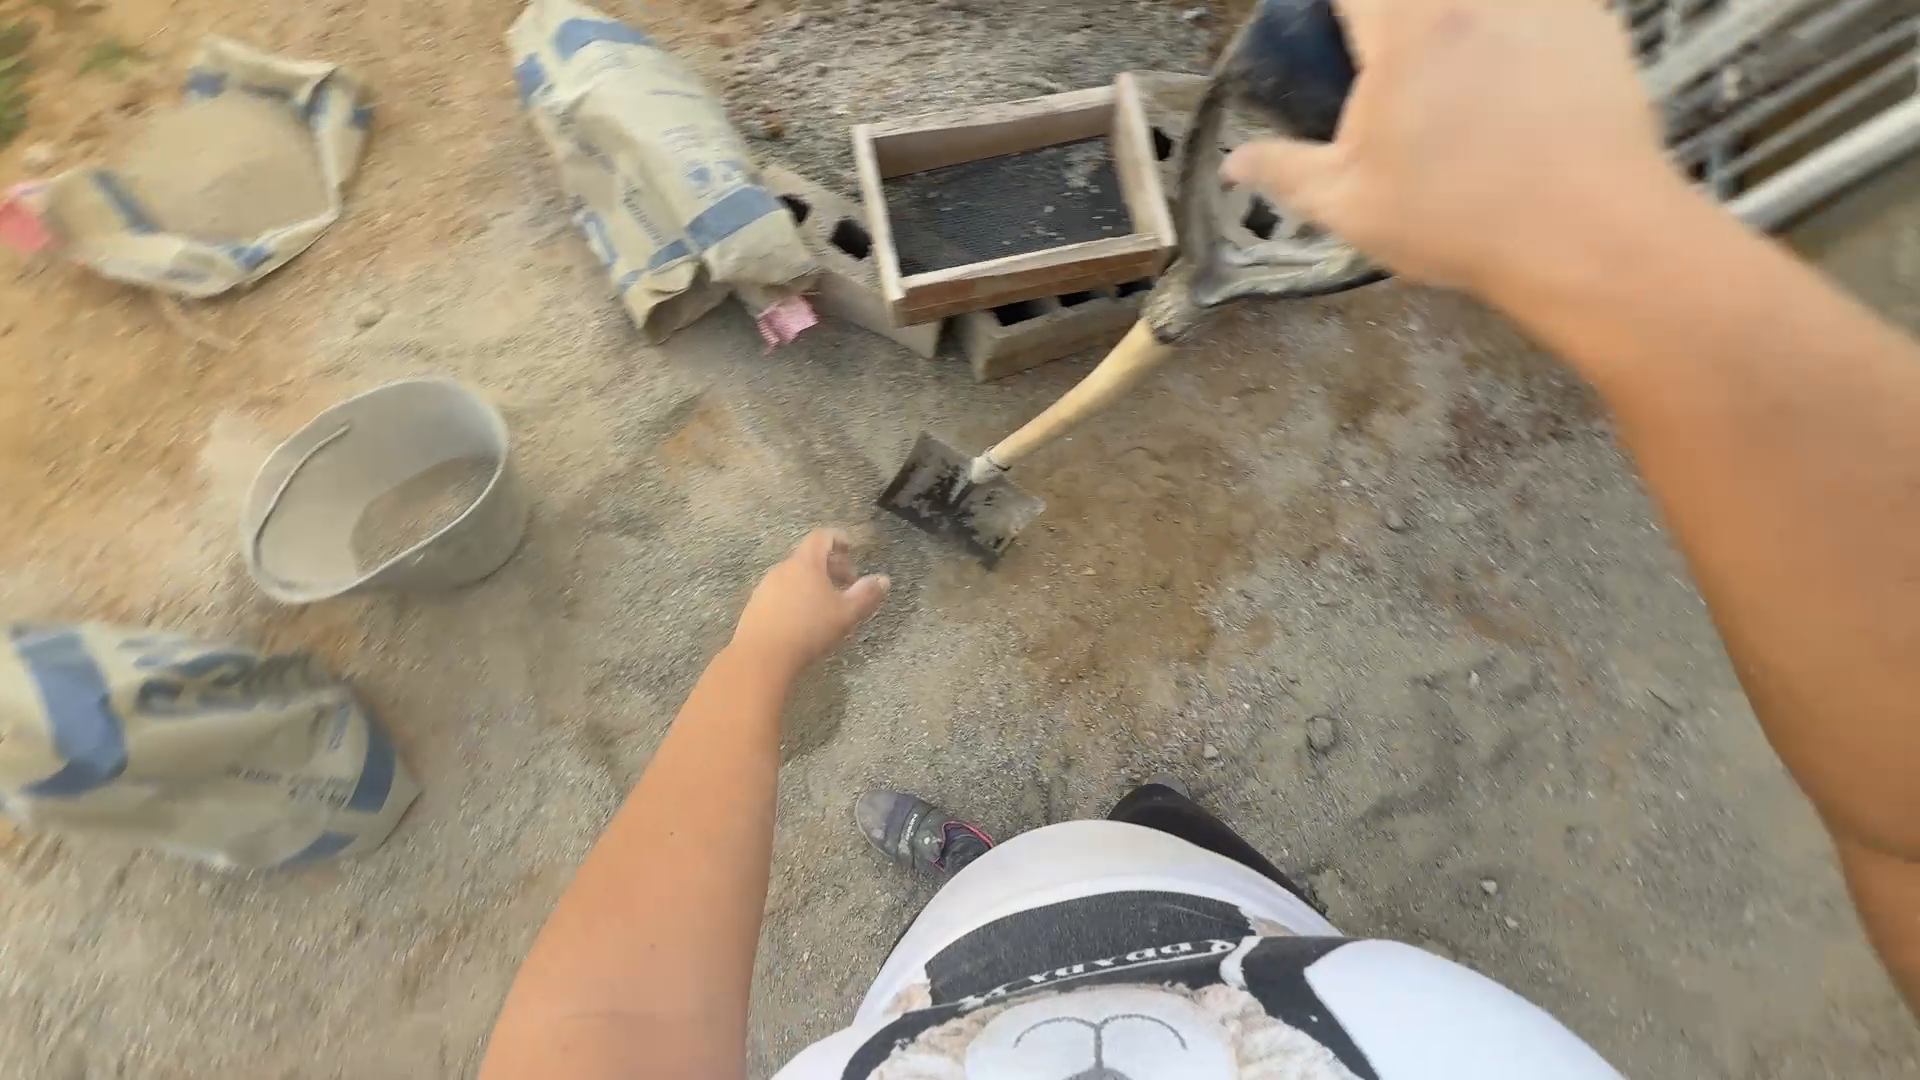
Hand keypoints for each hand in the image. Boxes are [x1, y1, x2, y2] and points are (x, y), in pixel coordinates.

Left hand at [730, 529, 889, 673]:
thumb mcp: (846, 614)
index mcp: (806, 563)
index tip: (851, 550)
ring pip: (795, 576)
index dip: (838, 539)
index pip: (822, 537)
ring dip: (814, 583)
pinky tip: (804, 620)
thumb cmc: (809, 629)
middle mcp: (783, 568)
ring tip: (828, 605)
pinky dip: (797, 596)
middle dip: (831, 566)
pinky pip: (781, 592)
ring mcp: (766, 586)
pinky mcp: (756, 605)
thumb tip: (883, 579)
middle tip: (848, 584)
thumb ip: (867, 594)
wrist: (761, 657)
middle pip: (809, 556)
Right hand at [1223, 0, 1679, 293]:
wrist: (1578, 231)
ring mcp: (1543, 2)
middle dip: (1385, 21)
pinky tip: (1496, 84)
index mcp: (1408, 34)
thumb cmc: (1449, 219)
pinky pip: (1532, 6)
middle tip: (1373, 54)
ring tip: (1437, 95)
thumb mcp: (1345, 206)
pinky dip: (1501, 28)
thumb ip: (1284, 173)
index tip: (1326, 30)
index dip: (1334, 9)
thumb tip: (1234, 162)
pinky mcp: (1590, 22)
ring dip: (1444, 26)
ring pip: (1474, 3)